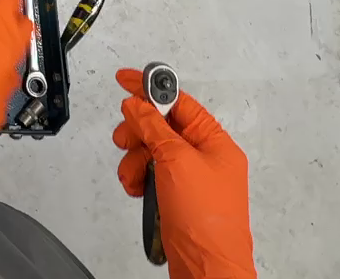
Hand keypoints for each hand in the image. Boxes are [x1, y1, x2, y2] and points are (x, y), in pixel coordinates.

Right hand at [114, 69, 255, 278]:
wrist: (206, 272)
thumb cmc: (204, 219)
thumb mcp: (175, 161)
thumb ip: (152, 126)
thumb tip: (136, 104)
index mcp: (214, 142)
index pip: (178, 102)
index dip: (150, 88)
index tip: (124, 79)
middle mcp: (204, 156)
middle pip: (161, 125)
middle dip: (138, 131)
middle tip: (125, 139)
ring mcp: (190, 177)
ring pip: (151, 149)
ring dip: (135, 158)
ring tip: (131, 175)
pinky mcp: (177, 195)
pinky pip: (150, 171)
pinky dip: (138, 176)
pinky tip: (136, 188)